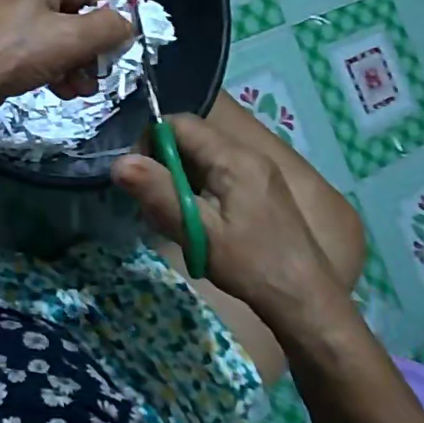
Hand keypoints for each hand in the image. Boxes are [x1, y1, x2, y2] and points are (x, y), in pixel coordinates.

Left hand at [0, 0, 133, 102]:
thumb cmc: (18, 52)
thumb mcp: (72, 39)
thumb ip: (109, 28)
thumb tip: (128, 25)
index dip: (108, 19)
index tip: (114, 50)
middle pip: (77, 12)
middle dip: (91, 48)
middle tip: (98, 75)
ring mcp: (11, 9)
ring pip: (60, 33)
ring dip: (76, 62)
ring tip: (82, 89)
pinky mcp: (3, 34)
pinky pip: (40, 44)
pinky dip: (55, 65)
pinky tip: (64, 90)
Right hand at [112, 113, 341, 320]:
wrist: (304, 298)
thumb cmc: (251, 264)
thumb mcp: (199, 232)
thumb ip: (159, 194)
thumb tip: (119, 162)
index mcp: (233, 158)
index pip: (181, 124)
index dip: (150, 140)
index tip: (137, 175)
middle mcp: (247, 154)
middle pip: (191, 139)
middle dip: (162, 163)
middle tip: (149, 201)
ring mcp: (256, 170)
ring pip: (202, 158)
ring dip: (178, 179)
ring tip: (169, 215)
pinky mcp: (259, 188)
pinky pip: (217, 173)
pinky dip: (196, 189)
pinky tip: (193, 221)